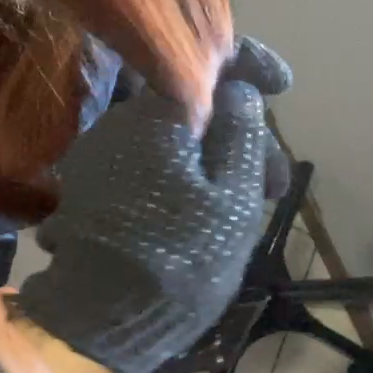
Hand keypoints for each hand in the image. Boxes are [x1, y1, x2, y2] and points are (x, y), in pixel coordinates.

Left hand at [16, 37, 290, 372]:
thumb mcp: (234, 199)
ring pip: (168, 135)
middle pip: (189, 104)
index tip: (282, 83)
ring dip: (210, 157)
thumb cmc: (180, 256)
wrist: (102, 311)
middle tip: (278, 182)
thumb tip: (238, 86)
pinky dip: (178, 172)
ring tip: (248, 206)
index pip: (201, 62)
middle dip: (237, 132)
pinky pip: (144, 158)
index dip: (246, 63)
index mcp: (154, 114)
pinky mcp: (90, 180)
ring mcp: (98, 150)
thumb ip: (242, 134)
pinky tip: (203, 211)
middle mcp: (118, 120)